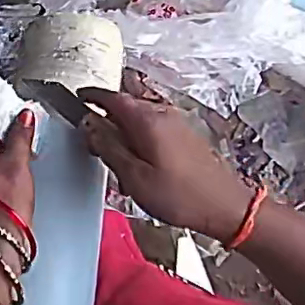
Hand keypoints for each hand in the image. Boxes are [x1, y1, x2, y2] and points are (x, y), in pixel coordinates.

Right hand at [77, 78, 257, 240]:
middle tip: (91, 136)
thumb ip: (107, 146)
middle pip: (125, 105)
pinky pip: (152, 126)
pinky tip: (137, 160)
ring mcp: (176, 123)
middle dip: (105, 116)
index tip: (78, 98)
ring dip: (122, 128)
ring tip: (114, 154)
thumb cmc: (181, 195)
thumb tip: (88, 124)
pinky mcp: (184, 135)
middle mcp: (162, 114)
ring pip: (139, 116)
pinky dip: (137, 135)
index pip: (112, 97)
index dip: (92, 96)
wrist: (226, 207)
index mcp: (147, 120)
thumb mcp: (133, 175)